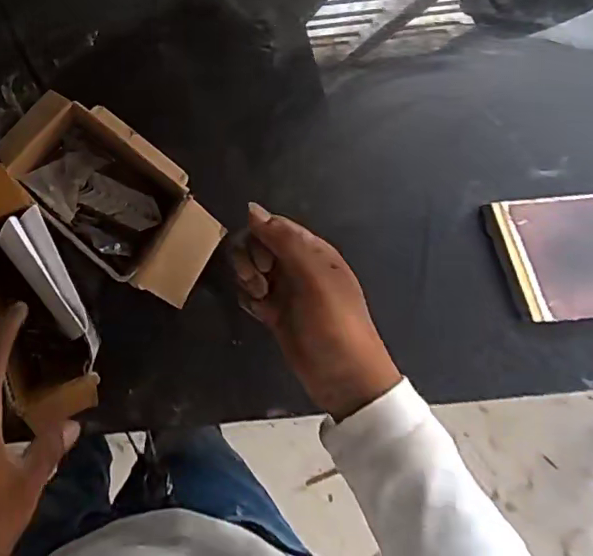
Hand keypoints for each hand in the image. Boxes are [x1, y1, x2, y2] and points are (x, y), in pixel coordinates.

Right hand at [230, 202, 402, 420]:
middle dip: (249, 258)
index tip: (264, 260)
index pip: (273, 226)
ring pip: (250, 267)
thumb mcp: (314, 278)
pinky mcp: (275, 313)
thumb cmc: (335, 325)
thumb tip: (251, 209)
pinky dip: (247, 298)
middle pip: (256, 244)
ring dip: (246, 277)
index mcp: (313, 252)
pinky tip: (257, 310)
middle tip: (259, 281)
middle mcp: (297, 266)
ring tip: (258, 297)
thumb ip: (284, 241)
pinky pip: (249, 293)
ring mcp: (285, 290)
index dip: (260, 237)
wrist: (346, 383)